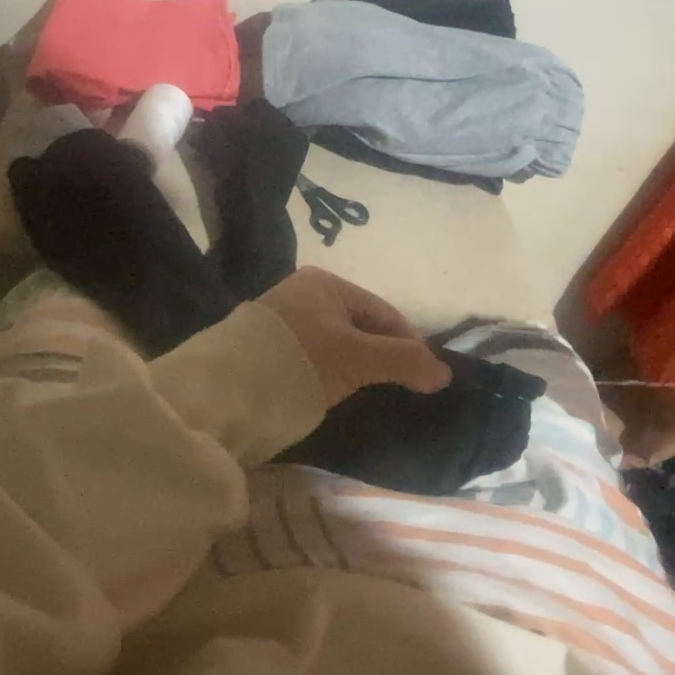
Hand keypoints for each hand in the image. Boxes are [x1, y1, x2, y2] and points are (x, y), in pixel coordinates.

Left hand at [259, 267, 451, 405]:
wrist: (230, 388)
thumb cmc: (302, 360)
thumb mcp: (358, 358)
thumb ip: (403, 361)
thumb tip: (444, 374)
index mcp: (325, 284)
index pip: (382, 311)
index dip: (409, 342)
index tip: (425, 375)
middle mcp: (302, 293)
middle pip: (360, 326)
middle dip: (383, 354)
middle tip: (401, 385)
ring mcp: (283, 320)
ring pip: (337, 343)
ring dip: (357, 365)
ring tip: (370, 391)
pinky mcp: (268, 347)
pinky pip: (315, 356)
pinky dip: (332, 371)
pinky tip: (337, 390)